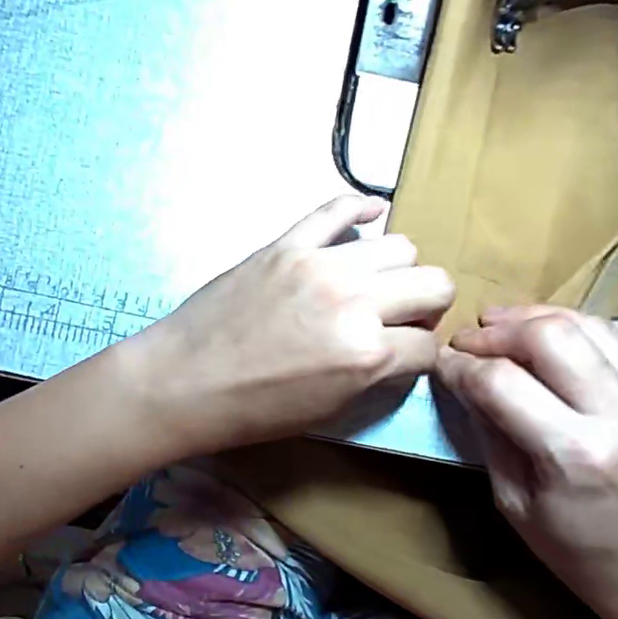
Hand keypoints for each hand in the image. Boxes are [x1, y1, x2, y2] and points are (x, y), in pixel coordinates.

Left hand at [127, 194, 453, 456]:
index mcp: (367, 355)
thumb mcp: (328, 408)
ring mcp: (321, 264)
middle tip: (400, 318)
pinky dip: (360, 208)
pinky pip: (336, 208)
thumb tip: (397, 346)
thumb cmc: (252, 410)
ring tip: (374, 283)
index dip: (420, 354)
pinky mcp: (288, 244)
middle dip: (427, 307)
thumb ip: (374, 373)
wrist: (183, 383)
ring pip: (399, 245)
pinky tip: (369, 214)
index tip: (405, 355)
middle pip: (434, 284)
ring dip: (397, 269)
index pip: (428, 346)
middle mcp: (355, 302)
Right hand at [433, 286, 617, 618]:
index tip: (442, 363)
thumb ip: (493, 435)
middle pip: (550, 336)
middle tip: (473, 340)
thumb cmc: (580, 556)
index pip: (500, 382)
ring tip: (512, 322)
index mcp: (573, 453)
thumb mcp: (515, 504)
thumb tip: (468, 384)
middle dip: (498, 331)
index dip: (460, 366)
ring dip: (547, 316)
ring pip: (598, 328)